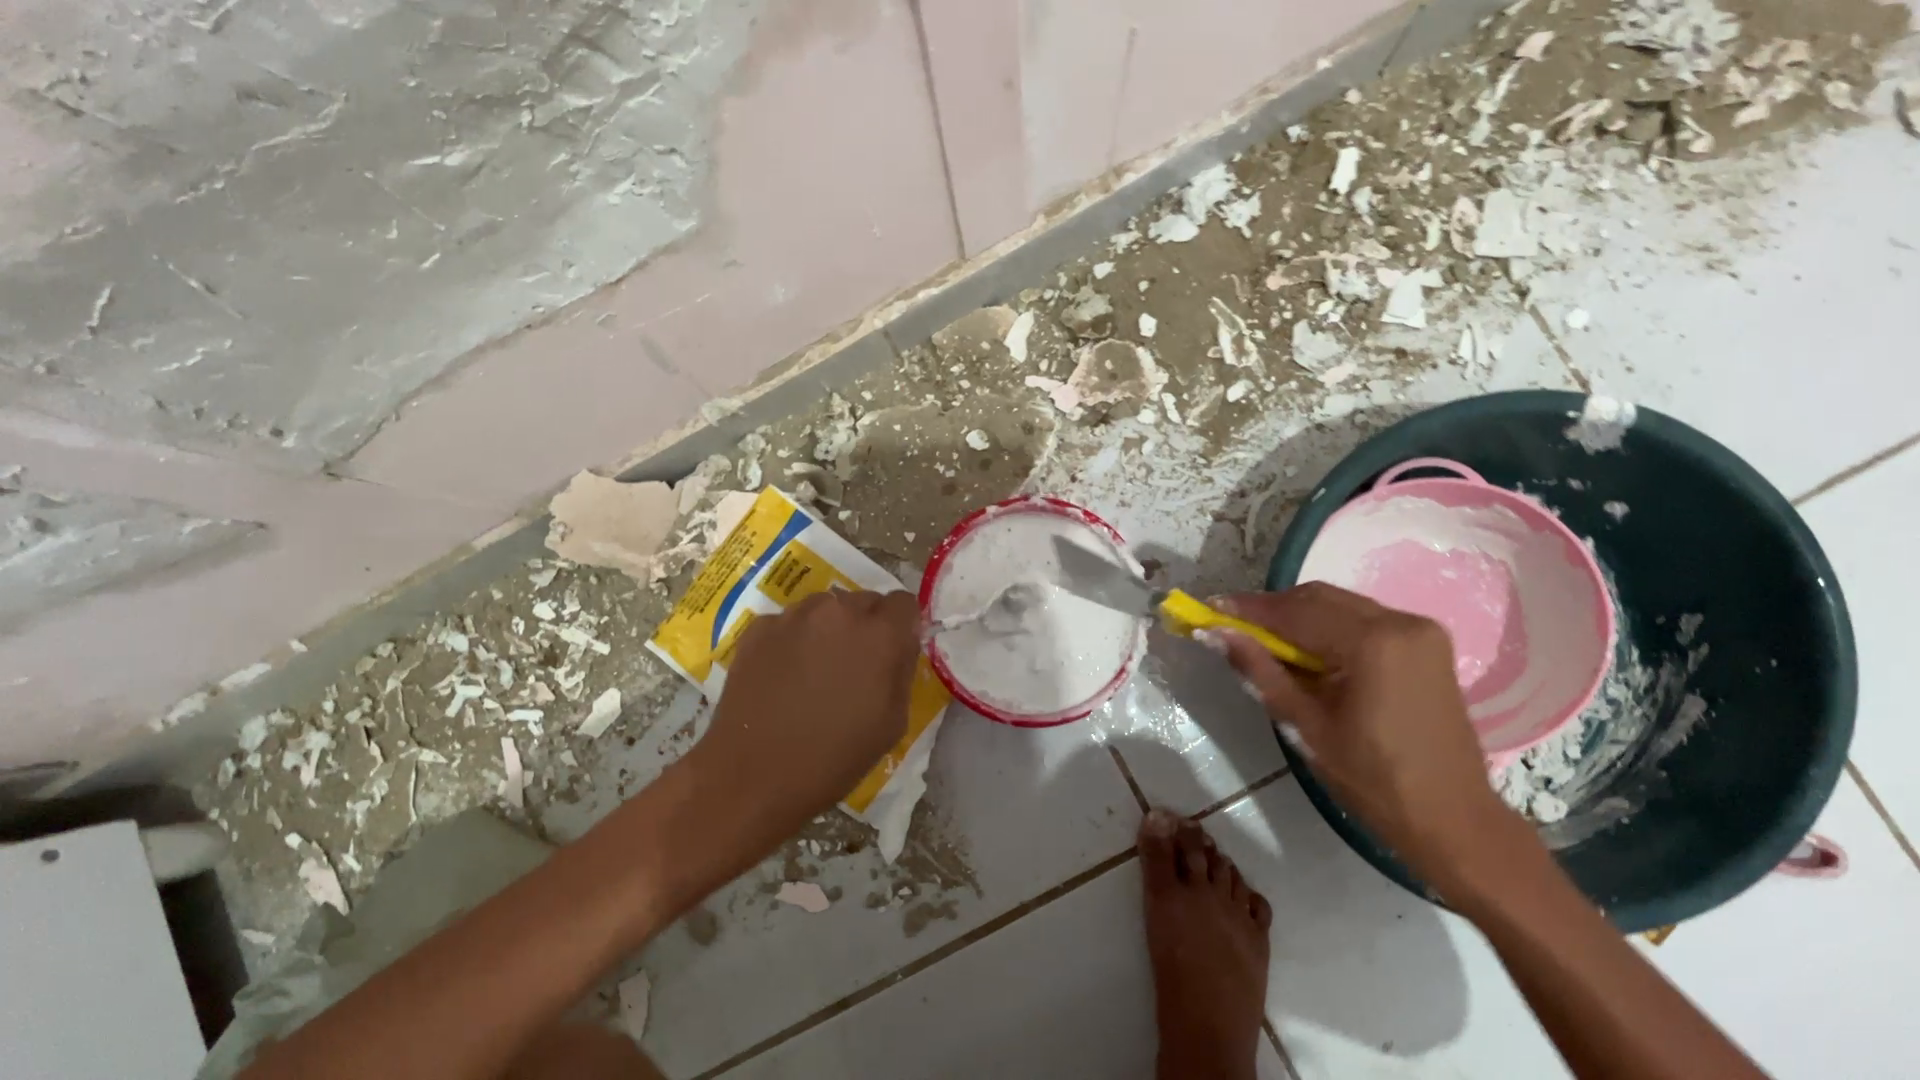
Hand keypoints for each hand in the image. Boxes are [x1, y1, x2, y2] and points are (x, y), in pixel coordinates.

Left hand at [683, 589, 921, 855]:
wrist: (753, 774)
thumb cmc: (834, 758)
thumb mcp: (892, 723)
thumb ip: (902, 670)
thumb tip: (901, 643)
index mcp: (880, 634)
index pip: (904, 603)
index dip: (901, 626)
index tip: (893, 651)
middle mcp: (839, 611)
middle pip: (864, 600)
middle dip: (866, 625)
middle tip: (854, 665)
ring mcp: (793, 616)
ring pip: (824, 608)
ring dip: (828, 629)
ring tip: (816, 670)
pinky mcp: (759, 628)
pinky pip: (788, 623)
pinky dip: (792, 640)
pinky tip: (784, 676)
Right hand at [1210, 583, 1527, 893]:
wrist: (1452, 818)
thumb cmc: (1374, 781)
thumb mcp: (1306, 726)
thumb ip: (1261, 671)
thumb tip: (1216, 633)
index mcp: (1374, 643)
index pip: (1297, 611)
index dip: (1249, 610)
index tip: (1208, 610)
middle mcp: (1402, 622)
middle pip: (1320, 599)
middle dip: (1273, 610)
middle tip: (1231, 627)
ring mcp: (1421, 630)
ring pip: (1342, 607)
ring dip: (1300, 618)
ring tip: (1263, 642)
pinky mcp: (1427, 644)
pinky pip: (1365, 621)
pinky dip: (1330, 629)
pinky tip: (1307, 653)